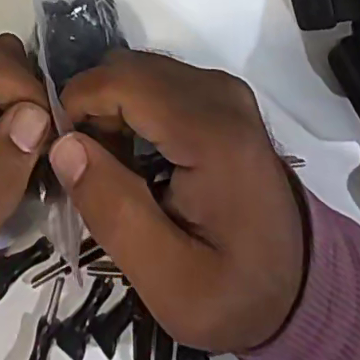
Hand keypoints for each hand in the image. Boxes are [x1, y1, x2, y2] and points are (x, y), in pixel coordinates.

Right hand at [49, 50, 305, 353]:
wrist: (296, 282)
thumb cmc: (233, 289)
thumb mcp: (167, 280)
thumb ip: (113, 210)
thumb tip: (63, 143)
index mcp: (212, 132)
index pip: (122, 81)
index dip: (77, 109)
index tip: (64, 162)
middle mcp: (221, 93)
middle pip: (128, 69)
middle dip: (93, 111)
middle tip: (91, 174)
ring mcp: (224, 90)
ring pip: (140, 71)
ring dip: (111, 111)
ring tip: (115, 173)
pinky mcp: (222, 97)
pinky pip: (159, 81)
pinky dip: (133, 110)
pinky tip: (137, 159)